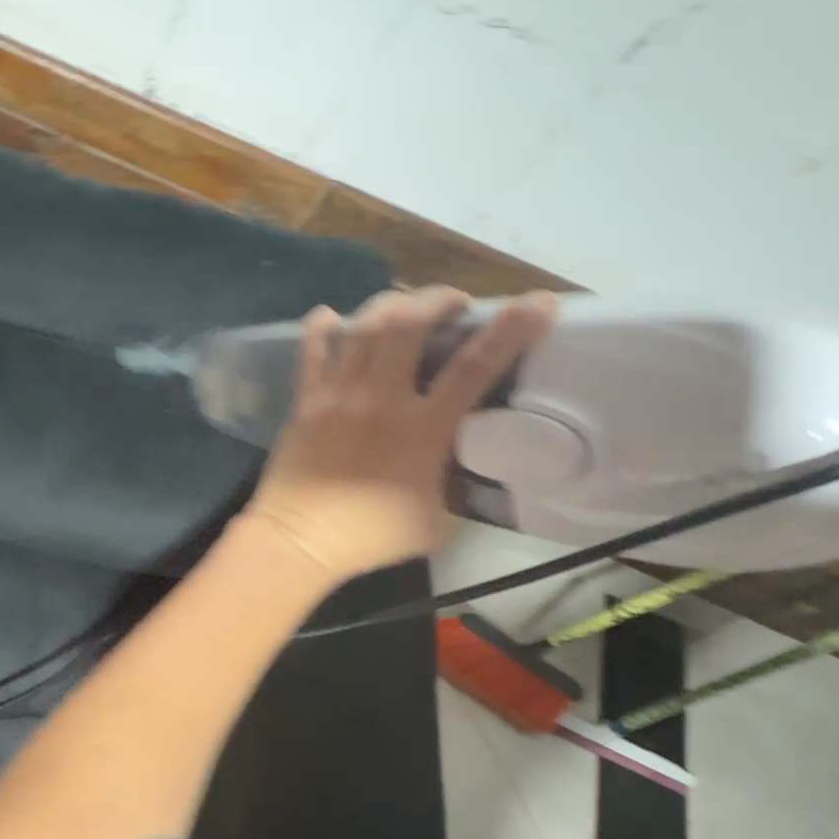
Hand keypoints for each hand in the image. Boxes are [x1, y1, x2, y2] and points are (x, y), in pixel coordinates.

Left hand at [242, 286, 557, 577]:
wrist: (298, 539)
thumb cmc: (370, 536)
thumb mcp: (436, 518)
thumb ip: (452, 483)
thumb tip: (459, 467)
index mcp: (424, 428)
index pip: (475, 366)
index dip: (511, 328)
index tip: (539, 302)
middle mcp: (380, 400)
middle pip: (408, 325)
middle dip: (437, 299)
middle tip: (453, 303)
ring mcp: (338, 396)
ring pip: (363, 328)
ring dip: (390, 304)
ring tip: (405, 304)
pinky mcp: (304, 402)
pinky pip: (312, 353)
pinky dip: (322, 327)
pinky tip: (329, 314)